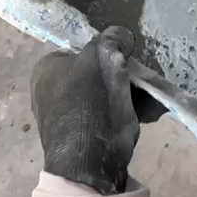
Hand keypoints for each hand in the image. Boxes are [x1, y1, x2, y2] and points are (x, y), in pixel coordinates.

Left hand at [30, 26, 159, 194]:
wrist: (91, 159)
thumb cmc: (89, 100)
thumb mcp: (102, 53)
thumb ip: (113, 37)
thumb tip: (122, 38)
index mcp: (47, 70)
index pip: (81, 47)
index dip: (105, 47)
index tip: (124, 53)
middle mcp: (53, 91)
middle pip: (97, 68)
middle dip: (122, 71)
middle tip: (138, 74)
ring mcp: (70, 115)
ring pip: (109, 90)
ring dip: (131, 90)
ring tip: (148, 93)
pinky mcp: (88, 134)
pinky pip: (113, 111)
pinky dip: (132, 109)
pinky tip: (149, 109)